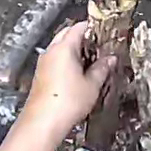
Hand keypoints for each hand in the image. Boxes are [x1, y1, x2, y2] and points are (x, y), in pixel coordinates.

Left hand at [21, 22, 112, 137]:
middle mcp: (51, 52)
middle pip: (67, 35)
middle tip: (99, 47)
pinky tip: (77, 74)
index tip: (104, 31)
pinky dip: (66, 62)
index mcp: (64, 48)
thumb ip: (102, 68)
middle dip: (83, 38)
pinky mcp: (41, 75)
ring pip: (60, 48)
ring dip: (74, 51)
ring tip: (91, 61)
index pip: (78, 27)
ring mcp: (44, 63)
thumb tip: (110, 59)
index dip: (92, 27)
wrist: (43, 123)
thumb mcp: (92, 84)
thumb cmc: (66, 102)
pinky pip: (55, 61)